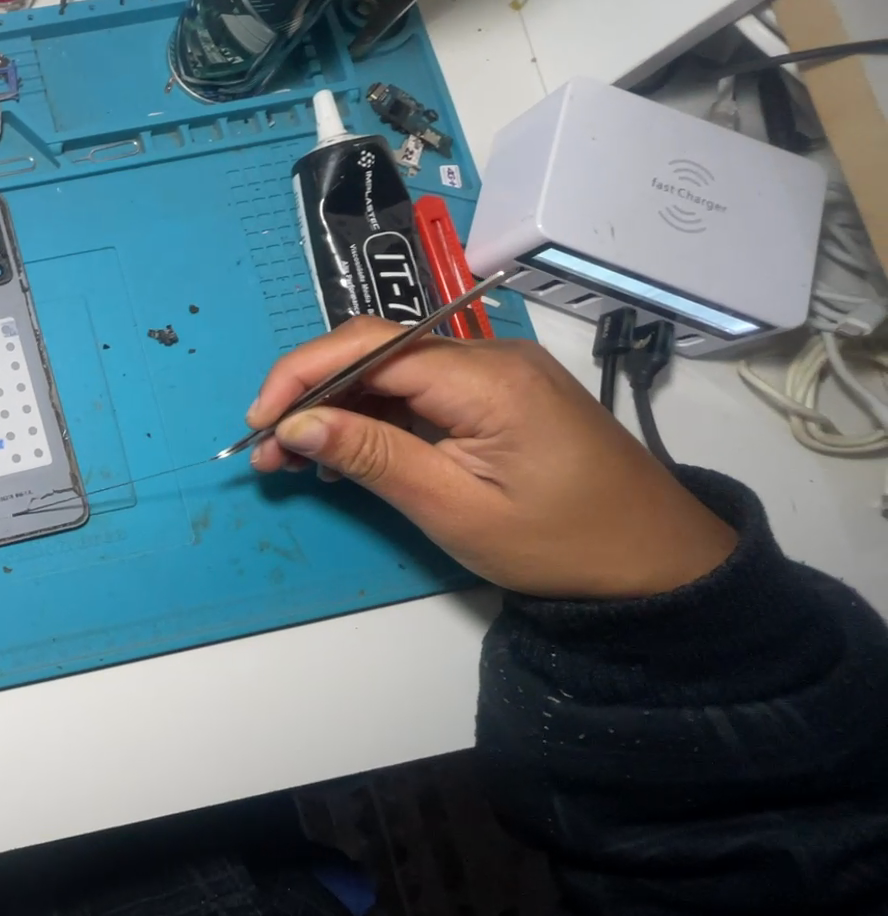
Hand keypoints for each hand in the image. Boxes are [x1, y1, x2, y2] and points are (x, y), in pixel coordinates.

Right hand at [248, 317, 735, 599]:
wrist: (657, 566)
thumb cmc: (558, 544)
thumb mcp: (452, 508)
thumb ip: (370, 456)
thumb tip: (294, 424)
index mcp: (486, 379)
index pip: (369, 348)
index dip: (302, 377)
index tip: (258, 423)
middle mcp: (487, 356)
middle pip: (370, 349)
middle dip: (307, 391)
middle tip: (266, 446)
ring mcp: (489, 372)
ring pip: (383, 369)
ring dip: (329, 407)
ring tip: (289, 457)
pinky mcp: (487, 393)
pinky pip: (409, 389)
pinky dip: (364, 416)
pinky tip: (338, 452)